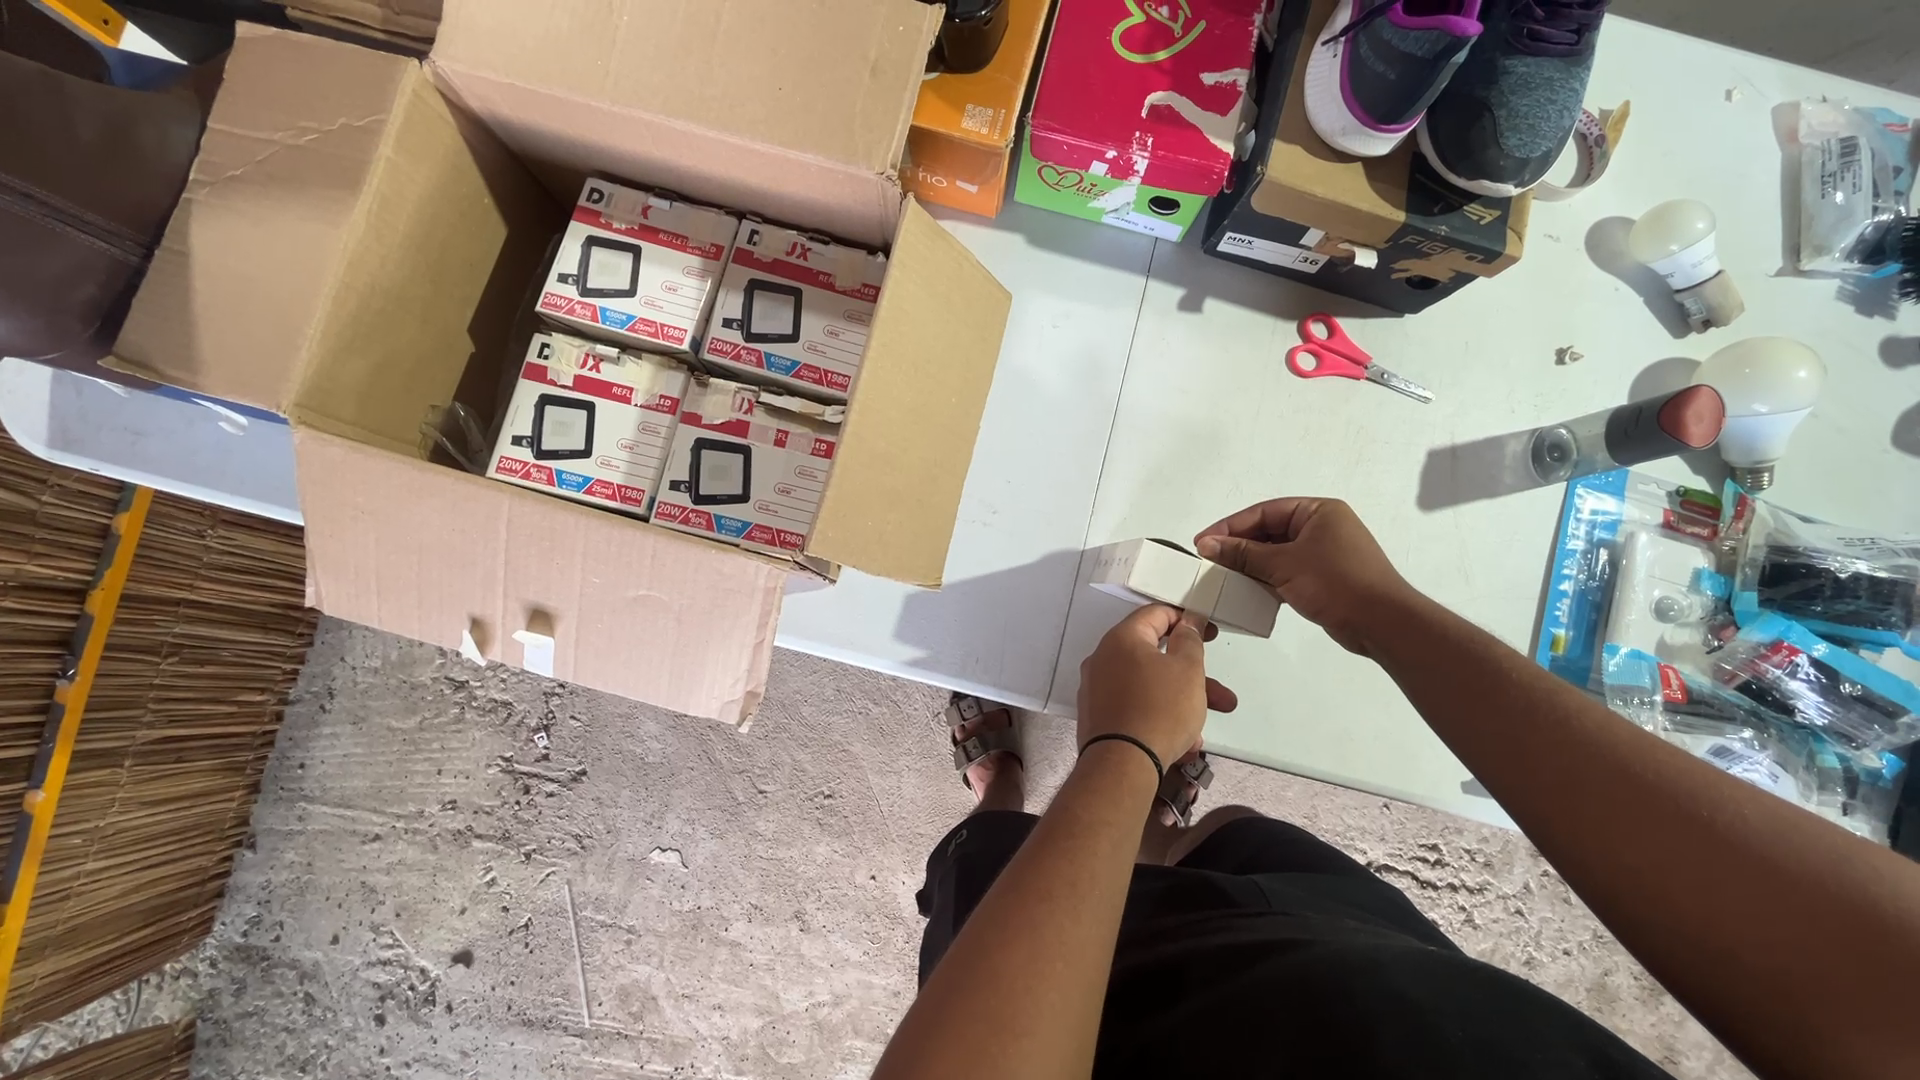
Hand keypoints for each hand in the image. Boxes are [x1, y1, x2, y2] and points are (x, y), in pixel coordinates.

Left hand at [1077, 605, 1237, 768]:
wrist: (1122, 765)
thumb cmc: (1159, 710)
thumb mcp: (1187, 670)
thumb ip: (1189, 641)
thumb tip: (1186, 623)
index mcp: (1122, 639)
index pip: (1156, 614)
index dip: (1186, 619)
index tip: (1208, 632)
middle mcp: (1103, 659)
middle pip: (1155, 658)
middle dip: (1193, 679)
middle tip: (1221, 695)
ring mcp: (1097, 690)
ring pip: (1148, 688)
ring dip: (1180, 706)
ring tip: (1202, 734)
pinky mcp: (1098, 717)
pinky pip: (1135, 708)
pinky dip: (1159, 719)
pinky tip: (1182, 745)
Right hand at [1194, 498, 1417, 656]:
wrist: (1381, 623)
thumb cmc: (1336, 583)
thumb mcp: (1283, 564)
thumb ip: (1242, 553)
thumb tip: (1207, 544)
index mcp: (1318, 511)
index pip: (1264, 512)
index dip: (1230, 526)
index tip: (1202, 542)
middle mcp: (1322, 527)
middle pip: (1268, 531)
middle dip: (1239, 546)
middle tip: (1208, 560)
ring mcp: (1324, 553)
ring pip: (1276, 553)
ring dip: (1250, 564)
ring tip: (1221, 575)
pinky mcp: (1323, 578)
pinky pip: (1286, 571)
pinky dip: (1266, 578)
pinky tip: (1246, 589)